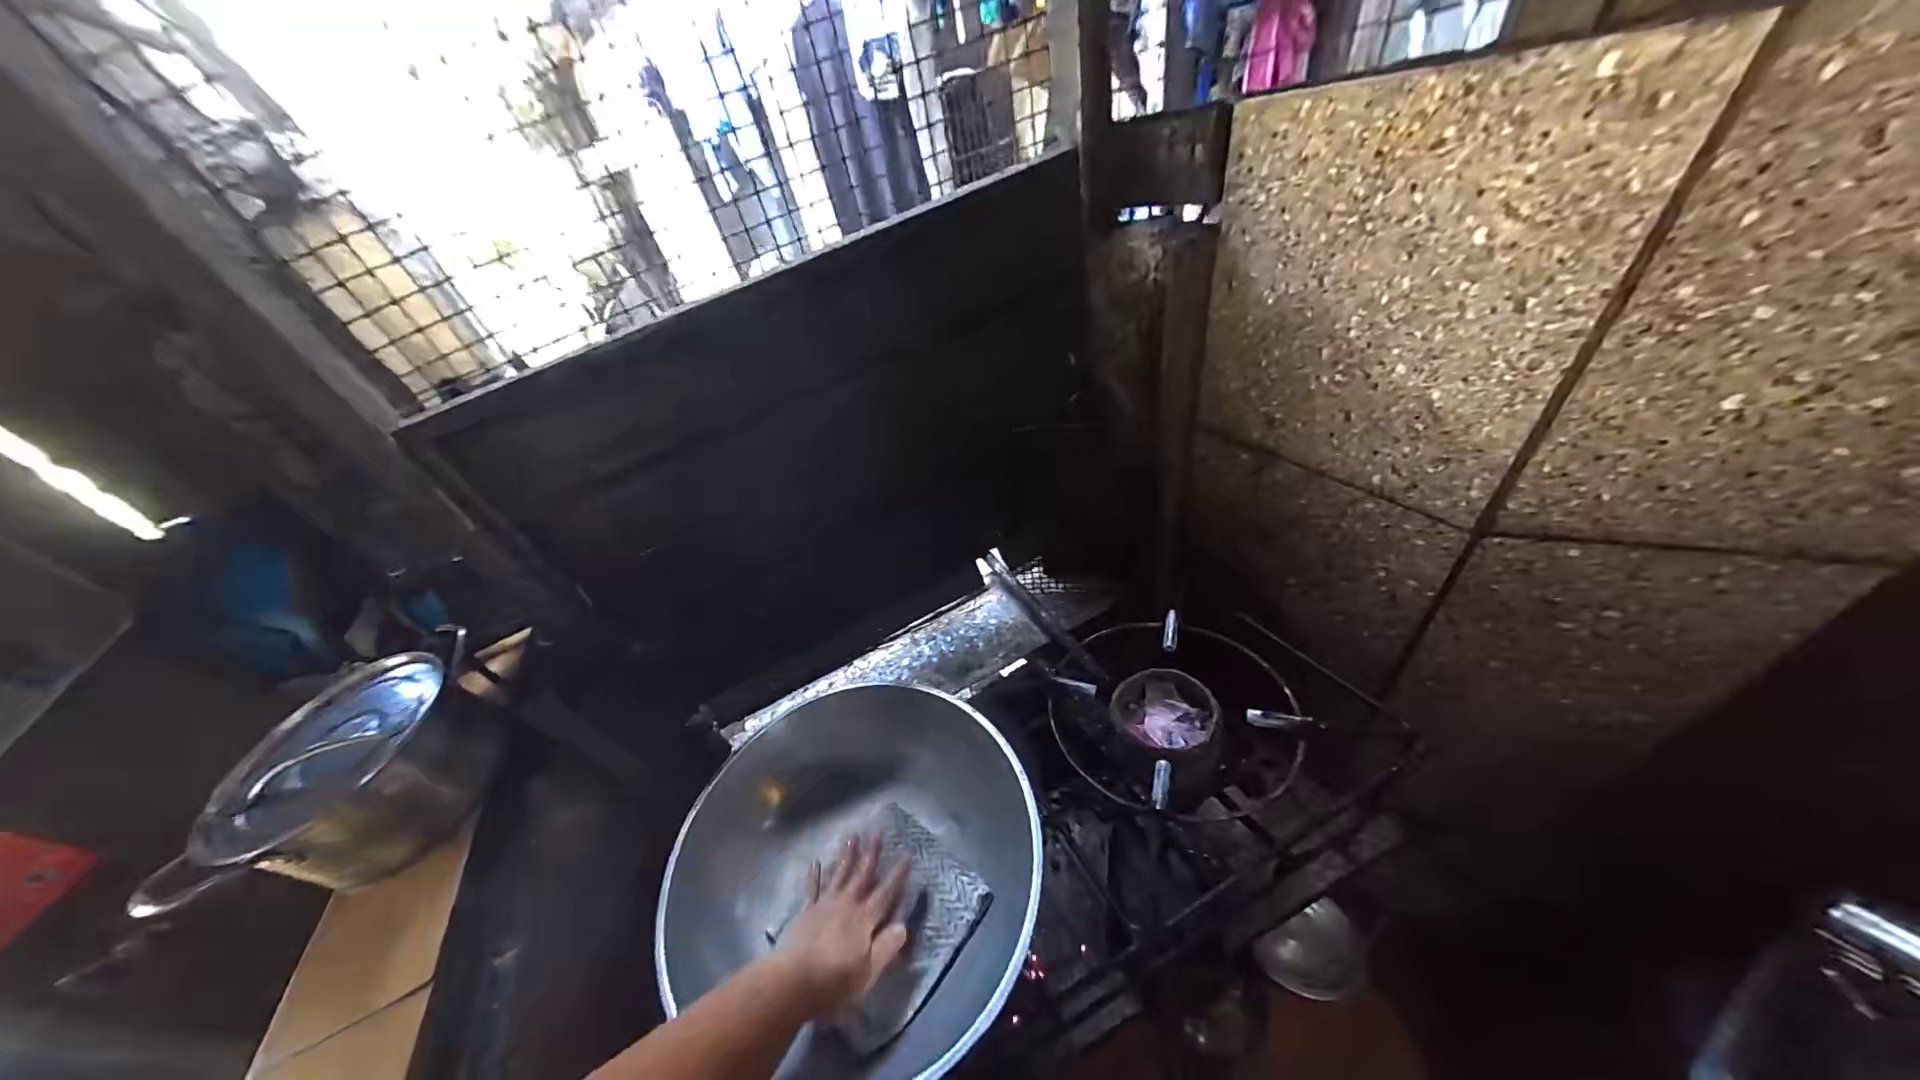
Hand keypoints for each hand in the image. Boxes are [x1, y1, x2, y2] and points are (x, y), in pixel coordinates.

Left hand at [777, 832, 909, 1017]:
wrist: (793, 982)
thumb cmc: (834, 981)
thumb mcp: (868, 972)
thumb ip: (886, 947)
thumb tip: (903, 926)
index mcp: (864, 920)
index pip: (885, 894)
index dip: (897, 875)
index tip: (905, 855)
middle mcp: (846, 905)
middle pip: (861, 875)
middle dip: (871, 854)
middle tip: (877, 832)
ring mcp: (824, 905)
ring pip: (839, 875)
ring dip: (846, 856)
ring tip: (852, 837)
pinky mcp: (806, 912)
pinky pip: (812, 889)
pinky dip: (814, 875)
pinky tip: (815, 862)